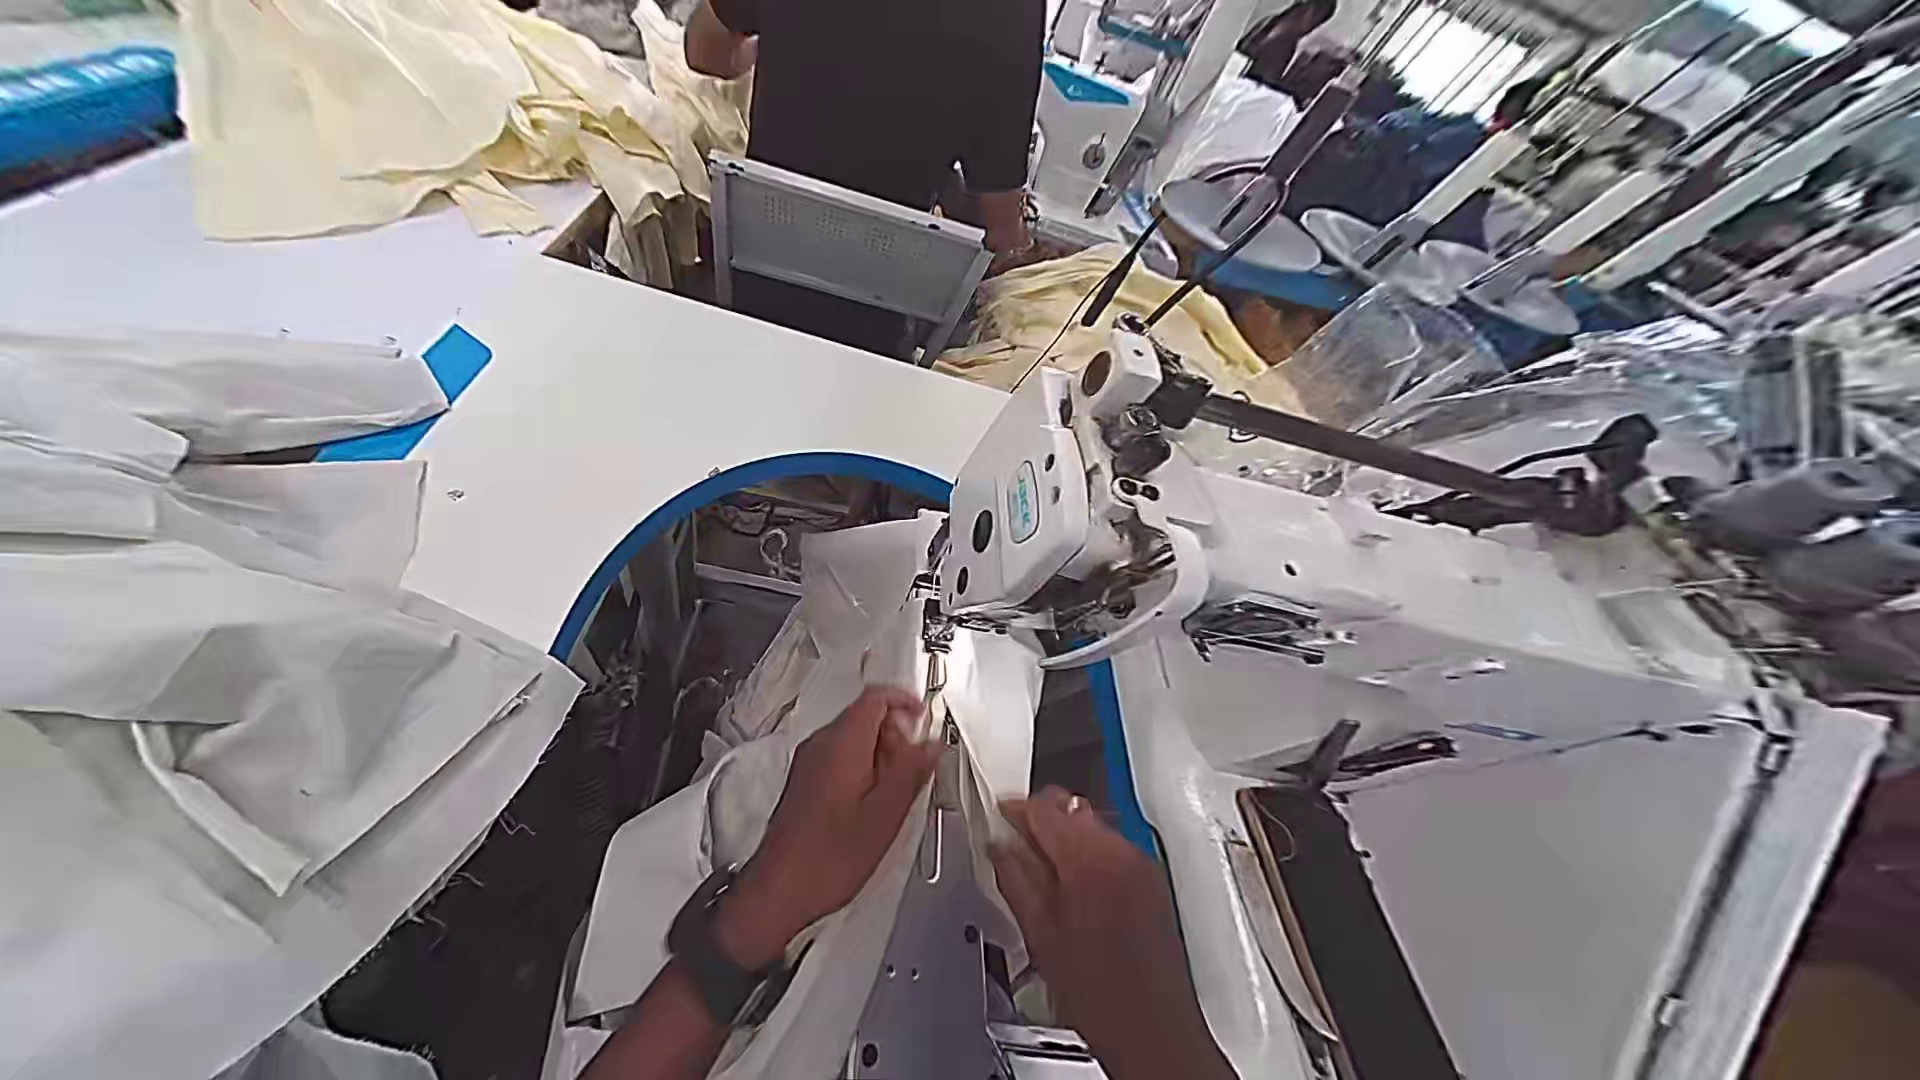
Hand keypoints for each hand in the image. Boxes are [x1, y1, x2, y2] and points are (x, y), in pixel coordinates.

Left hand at [714, 686, 937, 969]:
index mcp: (842, 744)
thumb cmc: (826, 859)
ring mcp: (809, 761)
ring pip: (854, 735)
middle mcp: (821, 744)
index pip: (876, 697)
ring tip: (892, 791)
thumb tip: (931, 745)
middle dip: (896, 733)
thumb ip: (911, 771)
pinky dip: (863, 765)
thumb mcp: (884, 815)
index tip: (923, 718)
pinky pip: (840, 754)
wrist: (778, 892)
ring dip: (881, 751)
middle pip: (866, 714)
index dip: (905, 701)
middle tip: (912, 764)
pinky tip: (872, 802)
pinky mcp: (805, 779)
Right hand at [991, 788, 1236, 1079]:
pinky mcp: (1150, 877)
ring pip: (1091, 824)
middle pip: (1070, 808)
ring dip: (1065, 835)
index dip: (1015, 809)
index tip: (1001, 815)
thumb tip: (1000, 847)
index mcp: (1087, 859)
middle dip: (1041, 818)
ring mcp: (1139, 863)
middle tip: (1016, 840)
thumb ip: (1014, 876)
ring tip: (1044, 869)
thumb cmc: (1100, 996)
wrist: (1153, 1032)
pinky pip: (1112, 845)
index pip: (1044, 807)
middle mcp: (1119, 851)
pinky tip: (1074, 884)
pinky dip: (1089, 852)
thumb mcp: (1039, 933)